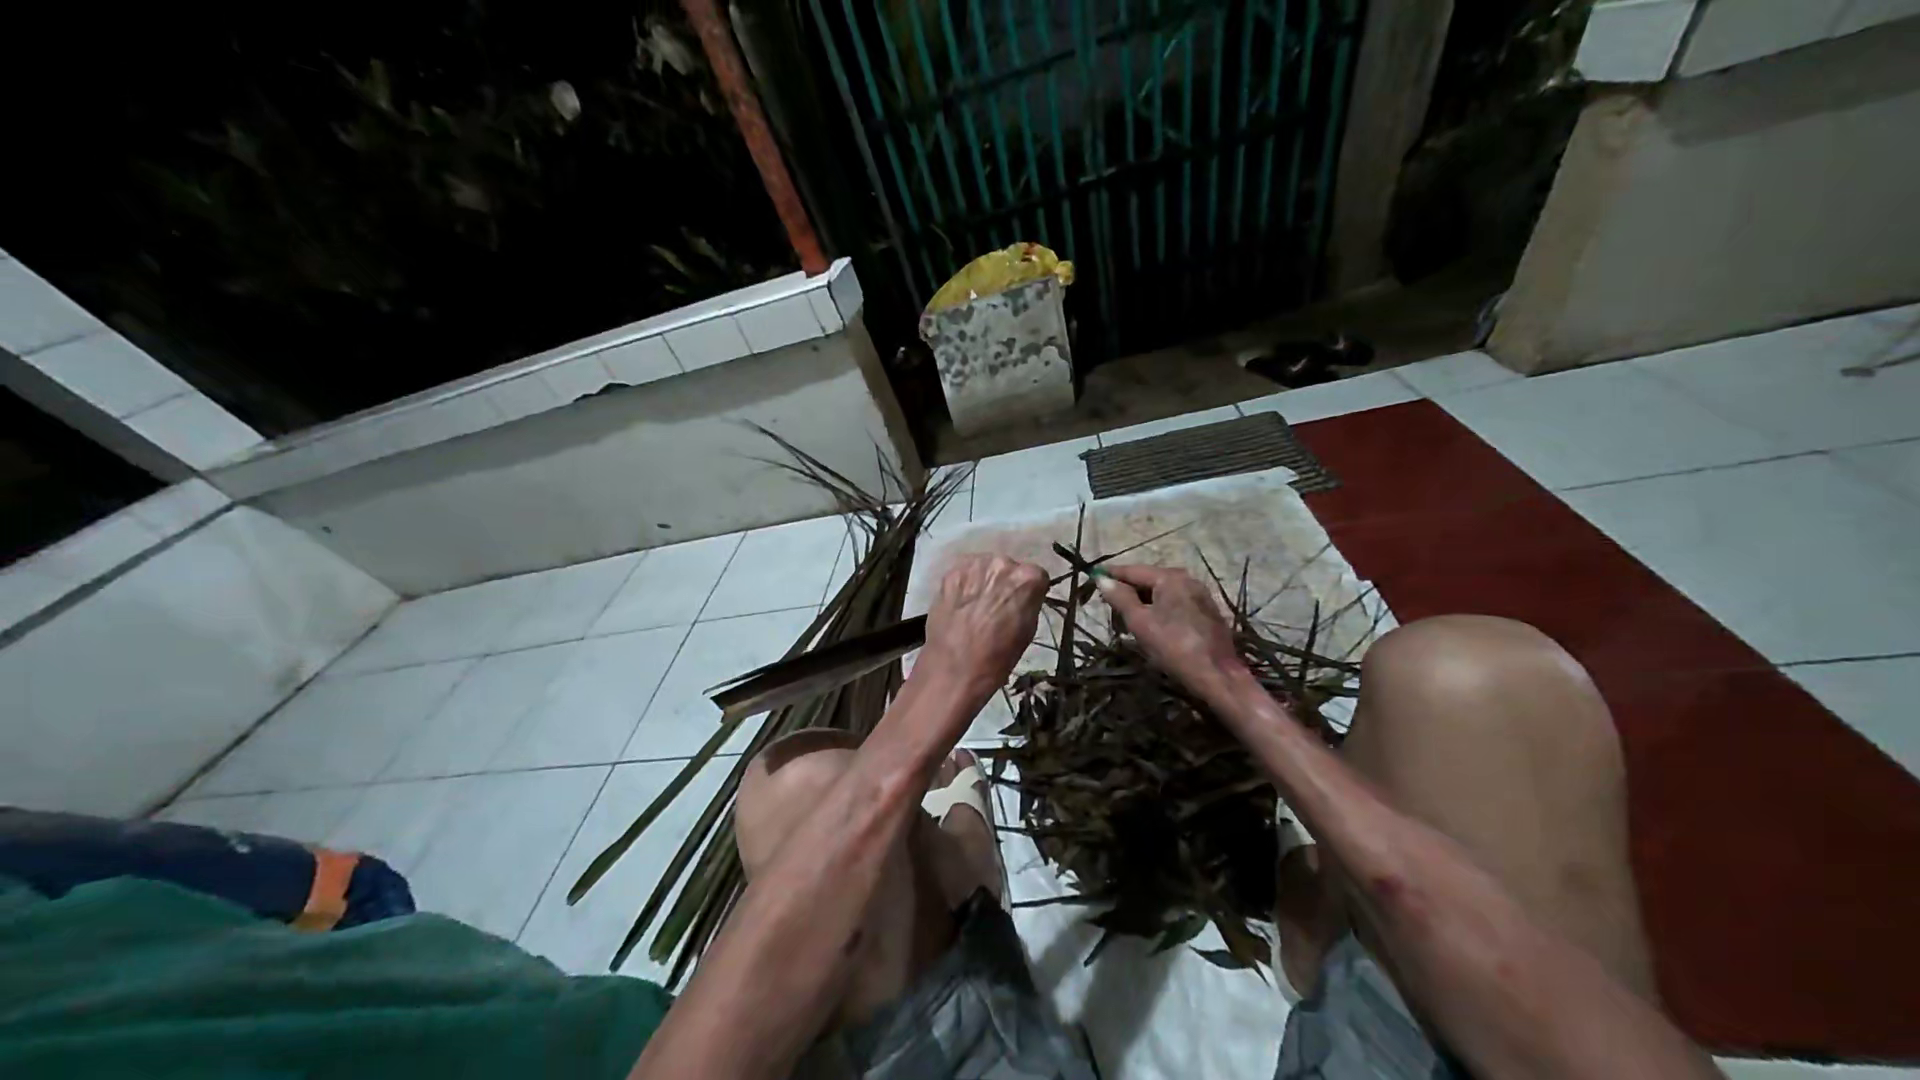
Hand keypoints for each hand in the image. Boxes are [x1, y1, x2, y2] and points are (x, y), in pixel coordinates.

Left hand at [920, 554, 1047, 703]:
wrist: (955, 668)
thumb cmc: (999, 656)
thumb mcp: (1028, 629)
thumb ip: (1028, 602)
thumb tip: (1022, 597)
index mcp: (1028, 577)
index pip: (1035, 576)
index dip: (1028, 592)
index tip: (1021, 605)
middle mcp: (1002, 563)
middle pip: (1008, 568)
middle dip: (1004, 583)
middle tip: (996, 606)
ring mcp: (973, 565)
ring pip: (984, 568)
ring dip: (983, 581)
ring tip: (975, 606)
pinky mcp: (950, 572)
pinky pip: (963, 574)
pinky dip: (963, 585)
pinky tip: (960, 604)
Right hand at [1096, 565, 1247, 701]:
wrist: (1216, 674)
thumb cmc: (1173, 646)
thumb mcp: (1140, 622)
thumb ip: (1120, 598)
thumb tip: (1102, 579)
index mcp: (1170, 577)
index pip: (1134, 570)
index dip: (1112, 574)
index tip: (1093, 576)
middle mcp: (1187, 579)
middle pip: (1149, 578)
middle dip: (1127, 587)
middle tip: (1106, 598)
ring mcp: (1199, 595)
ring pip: (1163, 591)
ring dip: (1142, 598)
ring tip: (1124, 611)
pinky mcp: (1206, 611)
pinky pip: (1175, 601)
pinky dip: (1158, 606)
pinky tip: (1149, 620)